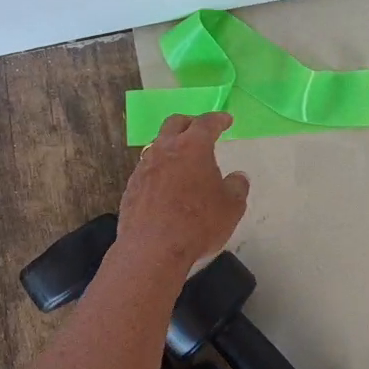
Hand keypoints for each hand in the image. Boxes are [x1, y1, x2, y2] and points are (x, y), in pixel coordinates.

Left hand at [115, 112, 249, 272]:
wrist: (152, 249)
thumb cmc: (198, 223)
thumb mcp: (231, 207)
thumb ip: (237, 187)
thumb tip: (238, 177)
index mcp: (192, 147)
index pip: (206, 123)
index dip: (218, 119)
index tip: (226, 120)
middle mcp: (165, 149)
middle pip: (175, 124)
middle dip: (190, 123)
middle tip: (200, 131)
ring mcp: (144, 168)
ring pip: (157, 146)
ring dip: (171, 147)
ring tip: (182, 160)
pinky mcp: (131, 188)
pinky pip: (147, 169)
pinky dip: (159, 170)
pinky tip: (166, 186)